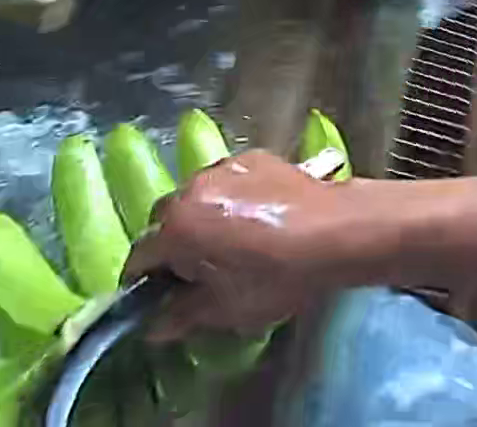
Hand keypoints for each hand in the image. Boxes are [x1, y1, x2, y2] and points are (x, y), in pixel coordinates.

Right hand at [125, 150, 360, 339]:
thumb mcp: (223, 308)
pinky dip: (231, 195)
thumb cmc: (276, 274)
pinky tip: (256, 212)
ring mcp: (228, 165)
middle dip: (174, 241)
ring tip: (231, 235)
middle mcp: (194, 187)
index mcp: (176, 226)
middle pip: (167, 218)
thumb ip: (181, 314)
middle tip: (199, 265)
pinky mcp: (258, 155)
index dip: (148, 281)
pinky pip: (229, 179)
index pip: (141, 256)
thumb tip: (157, 321)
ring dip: (203, 213)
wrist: (335, 228)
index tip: (164, 293)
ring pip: (198, 194)